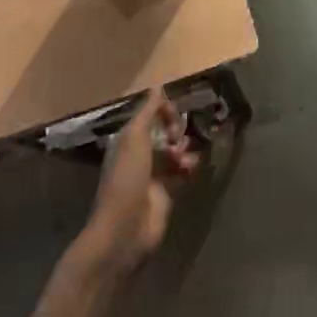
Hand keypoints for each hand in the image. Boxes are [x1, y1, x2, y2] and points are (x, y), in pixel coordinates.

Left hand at [78, 90, 196, 273]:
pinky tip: (191, 169)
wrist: (125, 230)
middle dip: (176, 129)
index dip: (164, 111)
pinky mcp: (167, 193)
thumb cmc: (126, 178)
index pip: (150, 115)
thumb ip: (148, 112)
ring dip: (183, 149)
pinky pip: (182, 172)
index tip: (174, 116)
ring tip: (184, 158)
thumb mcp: (134, 138)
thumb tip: (158, 86)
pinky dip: (189, 167)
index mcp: (128, 138)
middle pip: (164, 132)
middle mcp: (141, 153)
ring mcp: (154, 174)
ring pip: (175, 151)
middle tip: (177, 138)